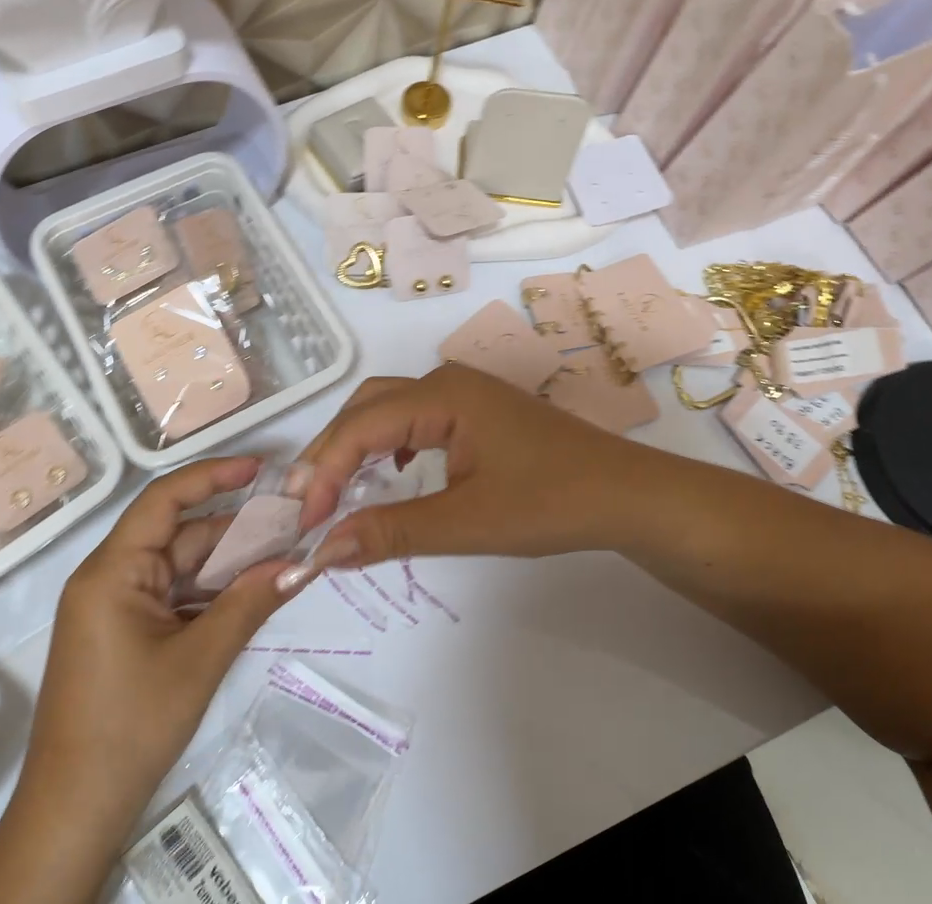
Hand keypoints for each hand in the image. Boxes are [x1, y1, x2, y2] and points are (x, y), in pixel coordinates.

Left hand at [22, 457, 310, 836]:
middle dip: (235, 531)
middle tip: (293, 525)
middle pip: (177, 536)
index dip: (212, 476)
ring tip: (283, 556)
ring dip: (226, 565)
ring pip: (178, 569)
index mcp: (111, 571)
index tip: (261, 467)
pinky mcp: (122, 634)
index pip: (163, 501)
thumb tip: (300, 562)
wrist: (75, 807)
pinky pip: (171, 598)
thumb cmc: (132, 725)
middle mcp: (107, 578)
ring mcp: (113, 608)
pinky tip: (250, 595)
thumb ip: (250, 604)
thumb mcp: (199, 661)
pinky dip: (208, 595)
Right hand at [296, 365, 705, 569]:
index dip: (322, 471)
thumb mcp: (467, 522)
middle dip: (329, 453)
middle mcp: (445, 381)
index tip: (303, 521)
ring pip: (386, 409)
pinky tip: (389, 470)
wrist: (628, 496)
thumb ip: (391, 532)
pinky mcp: (476, 412)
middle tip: (306, 503)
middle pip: (365, 407)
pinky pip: (412, 417)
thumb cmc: (551, 503)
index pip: (359, 427)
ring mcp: (463, 393)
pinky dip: (386, 442)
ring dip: (354, 446)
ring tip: (332, 490)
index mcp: (441, 396)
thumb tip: (324, 550)